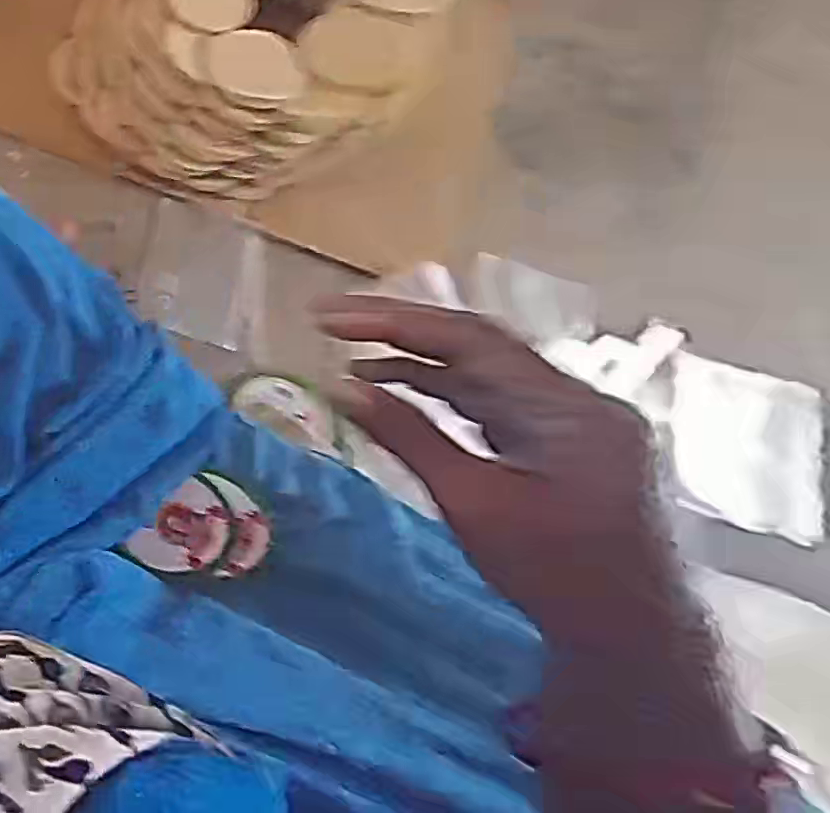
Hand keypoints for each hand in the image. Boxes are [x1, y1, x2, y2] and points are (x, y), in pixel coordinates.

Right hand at [313, 295, 671, 633]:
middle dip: (396, 326)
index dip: (391, 322)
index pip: (468, 341)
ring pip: (474, 367)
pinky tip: (384, 383)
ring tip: (344, 346)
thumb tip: (339, 386)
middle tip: (328, 318)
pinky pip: (480, 394)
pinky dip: (428, 384)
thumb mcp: (469, 500)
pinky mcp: (549, 438)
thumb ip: (405, 435)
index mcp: (567, 409)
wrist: (630, 640)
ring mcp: (564, 419)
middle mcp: (572, 400)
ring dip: (407, 354)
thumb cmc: (553, 572)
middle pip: (472, 343)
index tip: (328, 318)